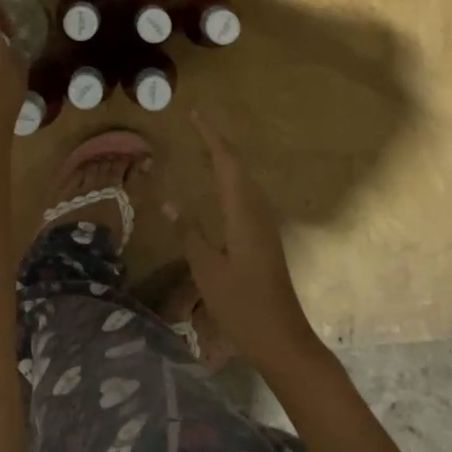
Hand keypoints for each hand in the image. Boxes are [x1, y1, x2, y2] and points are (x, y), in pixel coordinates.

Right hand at [164, 109, 319, 368]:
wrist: (282, 338)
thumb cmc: (242, 304)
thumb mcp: (207, 270)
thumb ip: (189, 233)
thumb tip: (169, 201)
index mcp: (243, 212)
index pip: (226, 162)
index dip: (210, 135)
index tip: (194, 114)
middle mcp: (258, 210)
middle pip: (238, 165)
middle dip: (217, 141)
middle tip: (195, 124)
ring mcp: (265, 224)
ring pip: (244, 180)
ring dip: (226, 160)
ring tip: (204, 147)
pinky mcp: (264, 238)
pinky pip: (246, 195)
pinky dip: (231, 179)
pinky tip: (221, 188)